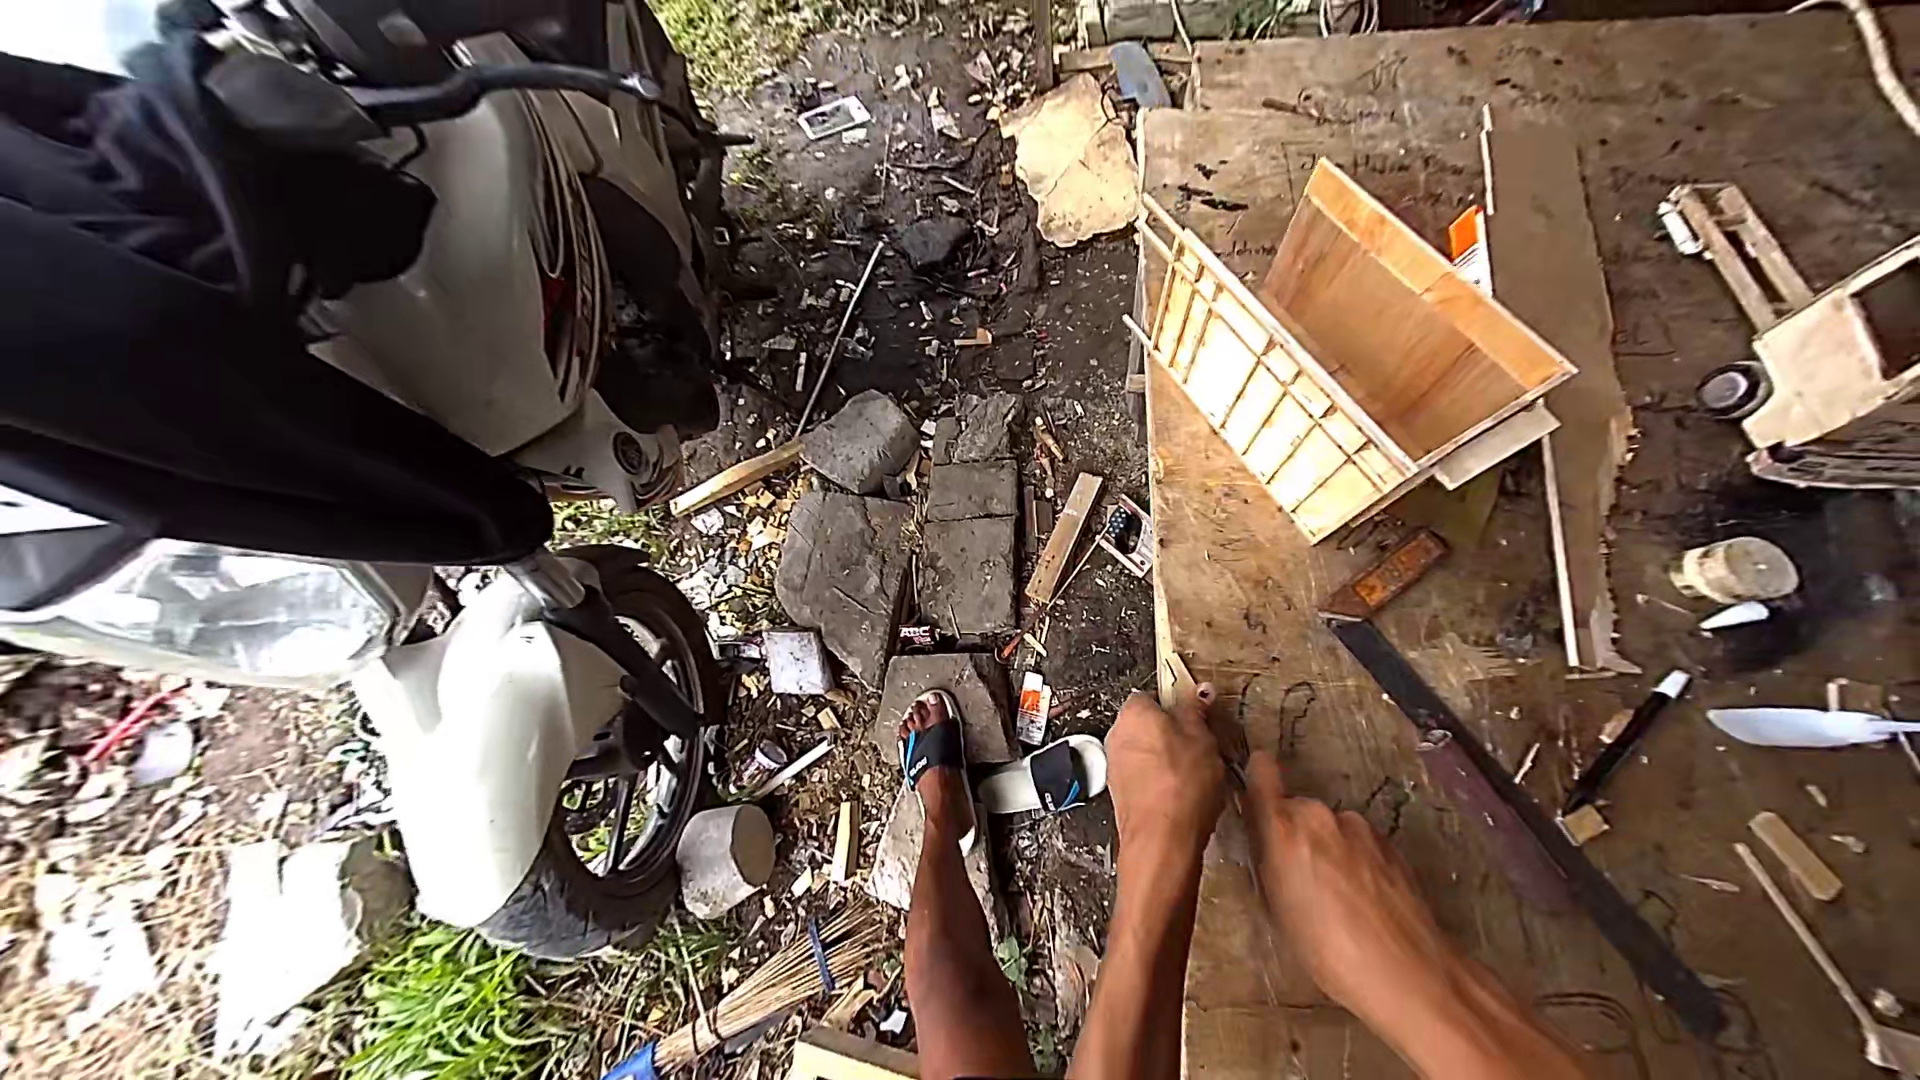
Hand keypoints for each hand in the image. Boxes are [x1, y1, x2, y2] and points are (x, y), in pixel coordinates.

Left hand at [1106, 686, 1225, 854]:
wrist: (1161, 838)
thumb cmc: (1182, 783)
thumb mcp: (1201, 738)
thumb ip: (1196, 711)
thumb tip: (1200, 691)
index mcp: (1133, 712)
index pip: (1153, 696)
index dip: (1177, 707)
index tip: (1197, 720)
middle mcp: (1116, 733)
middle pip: (1147, 724)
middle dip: (1172, 734)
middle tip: (1201, 748)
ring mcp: (1115, 763)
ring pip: (1145, 751)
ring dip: (1166, 758)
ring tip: (1195, 776)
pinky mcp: (1119, 790)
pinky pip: (1142, 775)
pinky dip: (1158, 780)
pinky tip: (1180, 794)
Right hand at [1240, 751, 1459, 1021]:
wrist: (1410, 974)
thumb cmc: (1325, 946)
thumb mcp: (1274, 901)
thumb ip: (1265, 853)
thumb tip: (1260, 831)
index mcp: (1282, 823)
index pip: (1262, 769)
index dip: (1258, 776)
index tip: (1256, 793)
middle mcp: (1318, 813)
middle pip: (1296, 808)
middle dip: (1294, 831)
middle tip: (1298, 873)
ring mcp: (1358, 826)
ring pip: (1329, 827)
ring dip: (1327, 847)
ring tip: (1337, 894)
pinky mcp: (1390, 844)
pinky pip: (1359, 842)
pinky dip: (1356, 860)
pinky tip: (1364, 899)